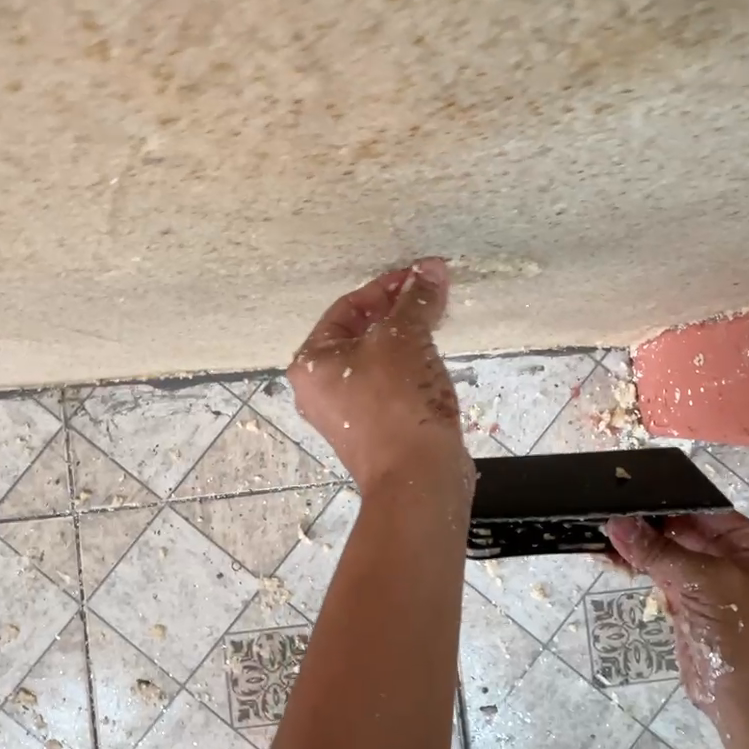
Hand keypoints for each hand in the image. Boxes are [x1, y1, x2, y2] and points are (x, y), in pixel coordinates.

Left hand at [288, 258, 470, 494]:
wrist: (417, 478)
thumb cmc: (397, 403)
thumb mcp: (405, 339)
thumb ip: (416, 300)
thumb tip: (430, 269)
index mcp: (310, 363)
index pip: (347, 308)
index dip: (387, 287)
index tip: (422, 275)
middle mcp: (319, 389)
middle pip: (360, 333)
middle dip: (399, 311)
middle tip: (433, 295)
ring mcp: (345, 414)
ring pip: (376, 361)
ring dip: (406, 338)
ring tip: (438, 322)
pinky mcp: (373, 432)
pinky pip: (388, 387)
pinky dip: (409, 368)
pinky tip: (434, 361)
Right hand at [602, 512, 748, 719]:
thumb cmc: (744, 637)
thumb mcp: (703, 585)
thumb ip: (658, 551)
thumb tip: (615, 522)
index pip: (708, 512)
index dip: (670, 503)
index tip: (628, 494)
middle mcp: (739, 560)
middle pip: (685, 531)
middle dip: (648, 526)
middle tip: (608, 514)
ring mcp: (713, 583)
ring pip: (669, 553)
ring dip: (638, 547)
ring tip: (601, 536)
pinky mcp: (691, 603)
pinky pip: (661, 575)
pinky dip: (638, 566)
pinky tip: (610, 558)